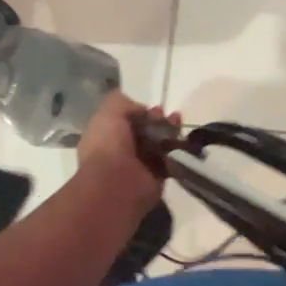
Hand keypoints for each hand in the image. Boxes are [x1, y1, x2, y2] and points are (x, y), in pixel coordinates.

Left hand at [77, 90, 177, 207]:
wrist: (117, 183)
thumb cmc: (107, 145)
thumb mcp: (109, 113)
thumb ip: (123, 103)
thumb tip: (142, 110)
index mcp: (104, 138)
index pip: (124, 122)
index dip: (138, 112)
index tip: (150, 107)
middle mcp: (120, 153)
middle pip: (143, 132)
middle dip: (156, 120)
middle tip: (164, 115)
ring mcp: (138, 167)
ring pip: (157, 145)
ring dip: (168, 131)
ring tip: (176, 120)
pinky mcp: (156, 179)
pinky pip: (169, 161)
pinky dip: (177, 150)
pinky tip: (182, 138)